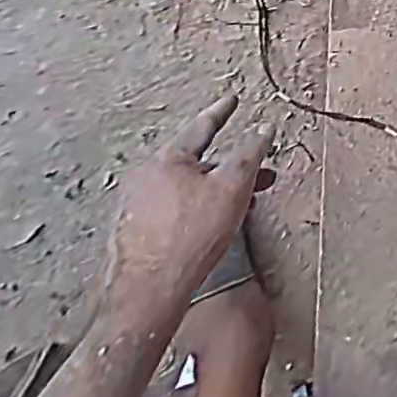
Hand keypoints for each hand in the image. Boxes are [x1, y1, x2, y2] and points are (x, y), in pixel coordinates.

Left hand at [102, 96, 274, 312]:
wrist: (148, 295)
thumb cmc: (190, 238)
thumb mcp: (234, 186)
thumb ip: (251, 153)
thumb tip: (263, 129)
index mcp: (167, 160)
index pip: (202, 127)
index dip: (222, 112)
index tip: (231, 101)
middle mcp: (146, 178)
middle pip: (197, 162)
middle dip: (230, 166)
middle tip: (257, 172)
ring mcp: (135, 206)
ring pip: (186, 187)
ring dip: (215, 190)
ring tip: (240, 206)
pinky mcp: (133, 233)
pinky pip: (173, 208)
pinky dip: (197, 208)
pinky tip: (211, 226)